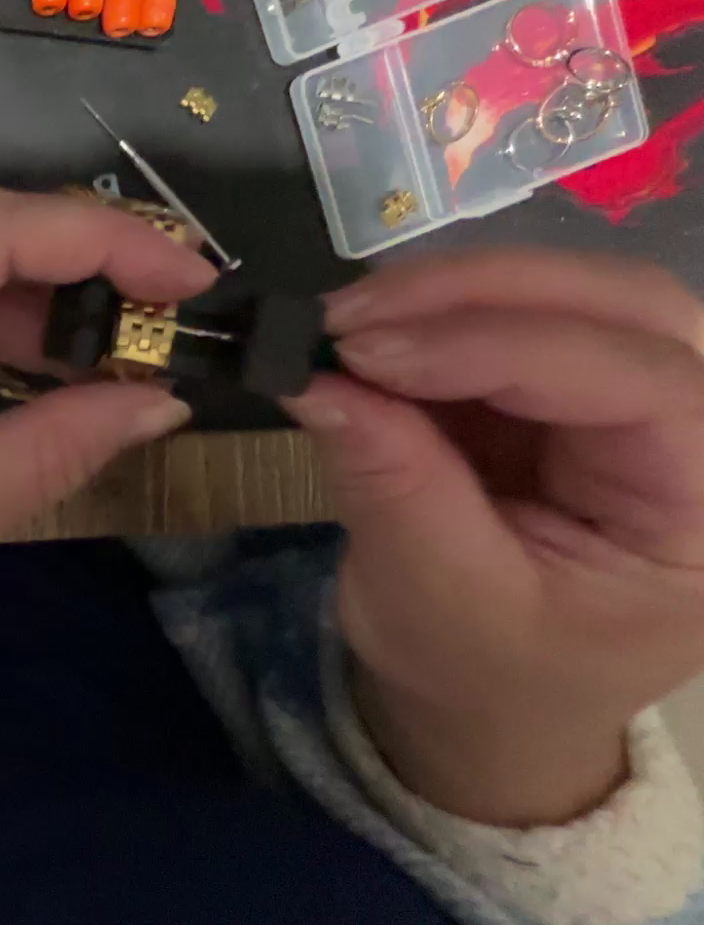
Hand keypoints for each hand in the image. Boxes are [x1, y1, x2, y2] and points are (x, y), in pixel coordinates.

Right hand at [283, 249, 703, 824]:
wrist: (479, 687)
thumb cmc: (475, 660)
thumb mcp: (429, 585)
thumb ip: (387, 478)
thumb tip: (313, 381)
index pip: (640, 384)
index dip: (495, 347)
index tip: (355, 351)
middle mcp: (699, 437)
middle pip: (624, 308)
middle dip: (475, 292)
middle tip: (342, 316)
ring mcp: (629, 404)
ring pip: (566, 294)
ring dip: (444, 294)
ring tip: (337, 325)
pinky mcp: (552, 393)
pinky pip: (499, 322)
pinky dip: (421, 318)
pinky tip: (359, 339)